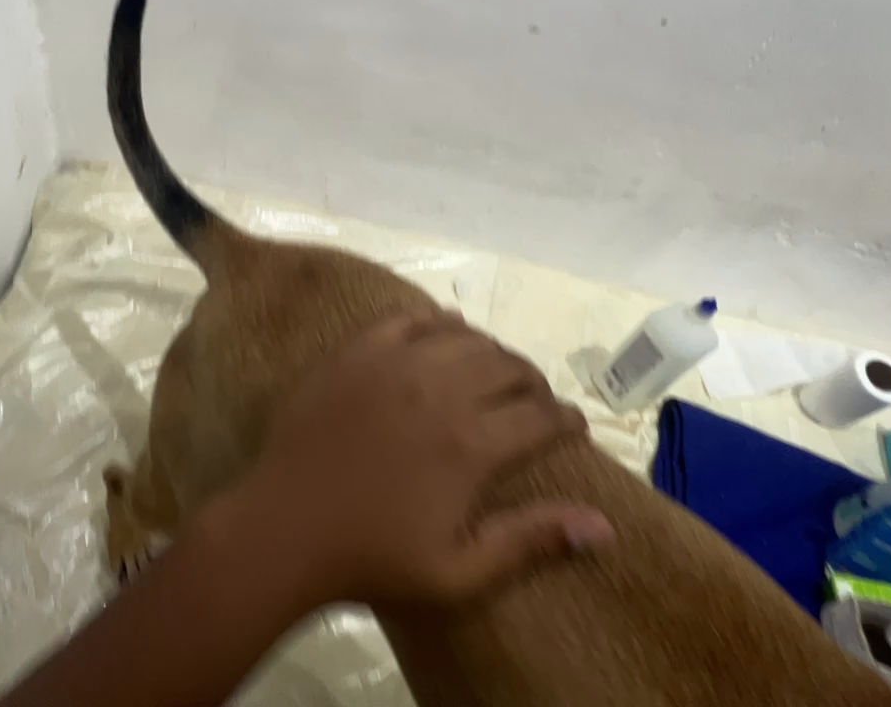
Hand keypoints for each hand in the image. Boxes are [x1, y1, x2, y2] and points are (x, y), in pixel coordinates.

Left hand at [219, 311, 613, 609]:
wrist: (286, 526)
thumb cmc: (373, 558)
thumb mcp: (459, 572)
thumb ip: (531, 541)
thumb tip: (604, 525)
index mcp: (472, 446)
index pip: (543, 418)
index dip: (567, 420)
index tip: (572, 427)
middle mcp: (440, 392)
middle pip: (508, 368)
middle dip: (533, 382)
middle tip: (534, 400)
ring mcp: (394, 365)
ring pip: (464, 337)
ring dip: (491, 350)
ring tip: (495, 369)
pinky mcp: (356, 352)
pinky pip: (407, 319)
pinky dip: (436, 320)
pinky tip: (446, 326)